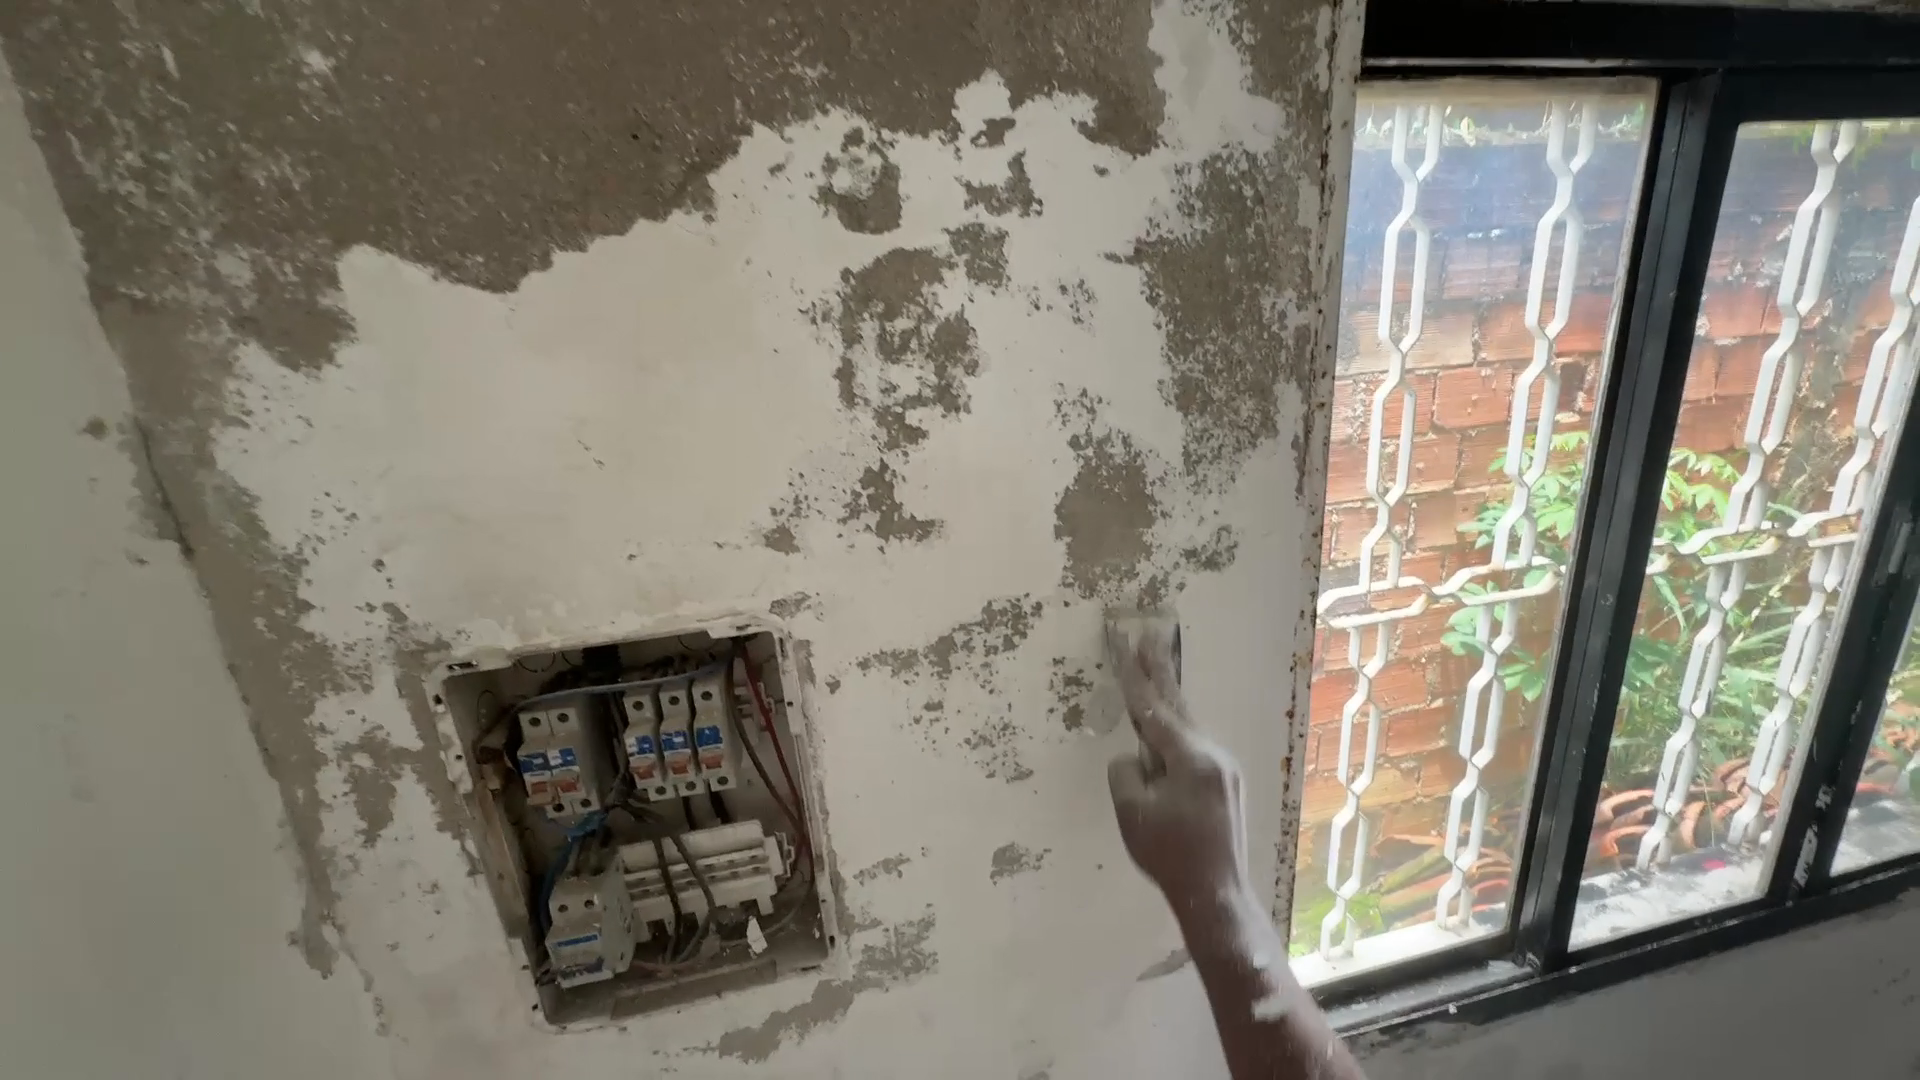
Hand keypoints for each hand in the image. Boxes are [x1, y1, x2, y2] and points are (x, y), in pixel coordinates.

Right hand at [1107, 620, 1249, 914]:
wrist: (1217, 895)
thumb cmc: (1169, 855)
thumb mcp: (1131, 810)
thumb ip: (1126, 770)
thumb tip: (1136, 757)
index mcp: (1190, 757)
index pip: (1151, 706)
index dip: (1132, 672)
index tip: (1122, 640)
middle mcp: (1213, 753)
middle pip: (1176, 705)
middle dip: (1158, 670)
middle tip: (1147, 635)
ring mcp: (1223, 767)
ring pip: (1186, 726)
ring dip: (1165, 701)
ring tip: (1152, 671)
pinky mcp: (1225, 782)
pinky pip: (1193, 745)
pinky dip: (1173, 731)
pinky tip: (1163, 731)